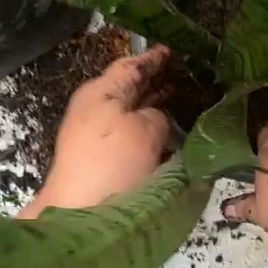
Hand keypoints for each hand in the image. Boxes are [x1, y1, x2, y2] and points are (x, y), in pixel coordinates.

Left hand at [32, 46, 173, 210]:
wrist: (81, 216)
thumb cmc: (112, 166)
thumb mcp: (146, 131)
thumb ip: (159, 116)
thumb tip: (158, 119)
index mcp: (101, 92)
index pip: (131, 65)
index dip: (154, 59)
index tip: (175, 52)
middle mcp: (95, 109)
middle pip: (129, 89)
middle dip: (156, 83)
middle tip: (186, 77)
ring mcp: (95, 137)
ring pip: (131, 114)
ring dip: (155, 108)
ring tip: (183, 104)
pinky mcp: (100, 163)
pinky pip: (131, 138)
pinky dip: (149, 132)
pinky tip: (169, 137)